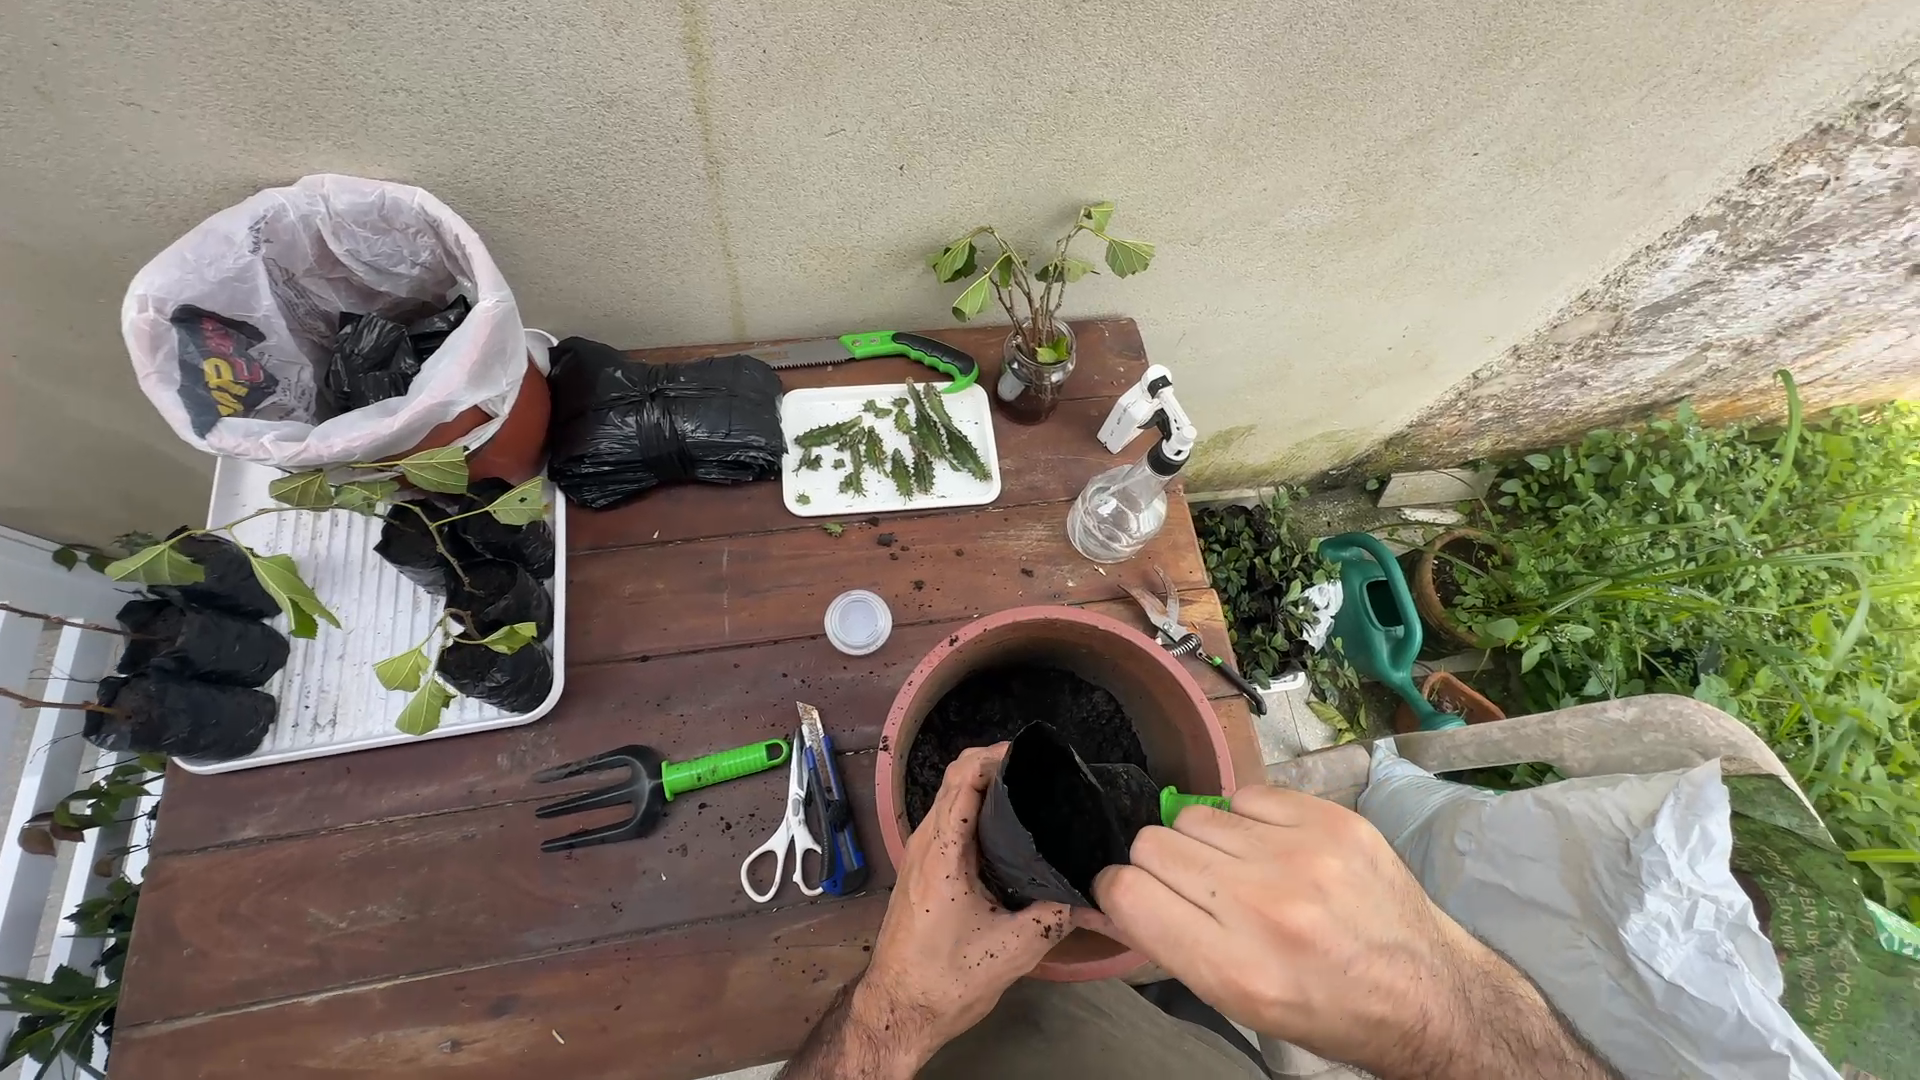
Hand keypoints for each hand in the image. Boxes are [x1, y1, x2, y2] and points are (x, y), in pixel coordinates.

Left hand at [856, 743, 1070, 1065]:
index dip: (995, 756)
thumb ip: (1054, 917)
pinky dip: (975, 805)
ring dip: (983, 783)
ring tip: (1028, 790)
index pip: (963, 778)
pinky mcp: (922, 866)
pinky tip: (1006, 824)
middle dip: (994, 762)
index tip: (1032, 755)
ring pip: (950, 796)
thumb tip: (1092, 894)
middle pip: (955, 778)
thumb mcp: (1011, 950)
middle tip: (1038, 771)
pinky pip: (949, 818)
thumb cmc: (946, 979)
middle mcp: (925, 841)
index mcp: (942, 850)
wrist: (896, 1010)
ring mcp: (920, 852)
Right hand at [1086, 787, 1614, 1079]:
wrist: (1433, 994)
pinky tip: (1278, 850)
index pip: (1125, 892)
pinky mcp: (1330, 819)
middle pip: (1150, 843)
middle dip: (1163, 867)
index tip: (1138, 897)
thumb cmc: (1325, 1009)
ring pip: (1192, 814)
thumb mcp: (1237, 1003)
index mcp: (1234, 969)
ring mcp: (1300, 854)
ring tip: (1246, 870)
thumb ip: (1169, 941)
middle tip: (1201, 890)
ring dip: (1207, 842)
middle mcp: (1262, 905)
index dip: (1120, 892)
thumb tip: (1116, 888)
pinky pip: (1243, 795)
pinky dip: (1249, 820)